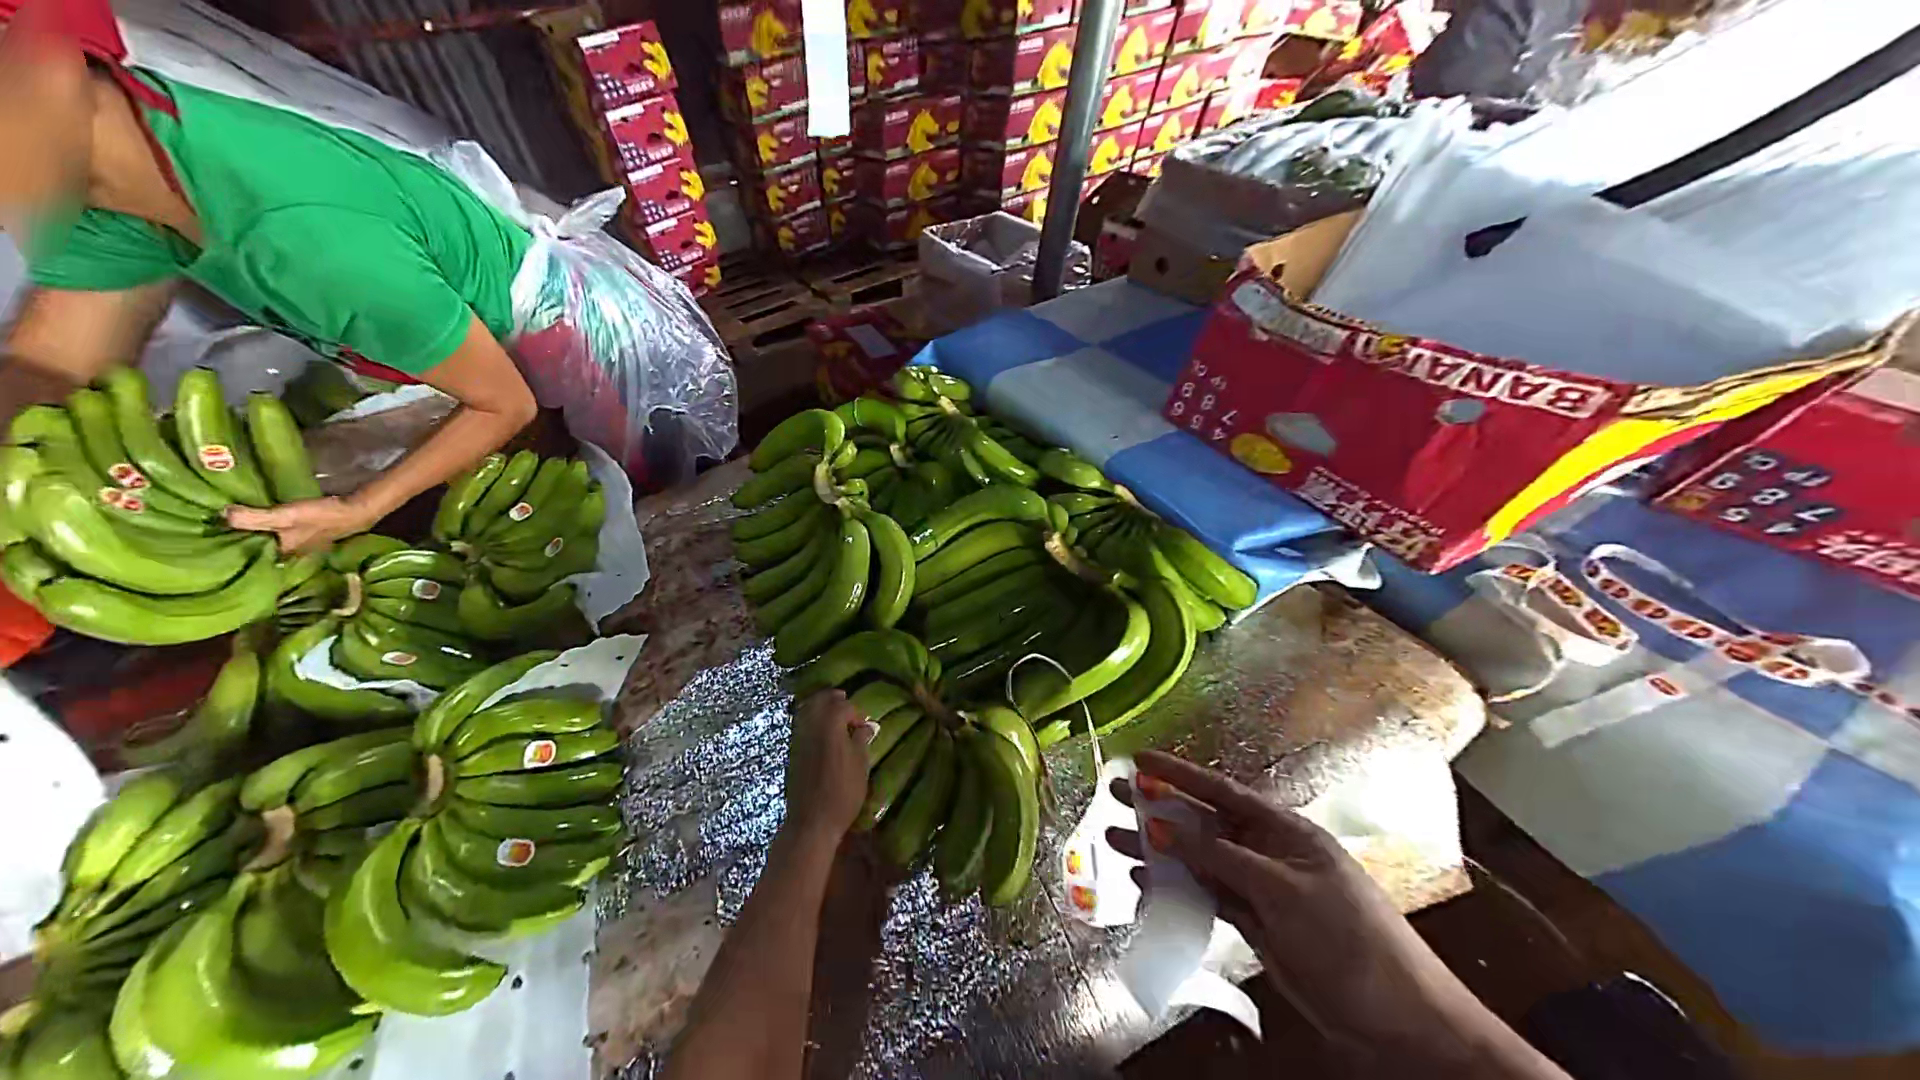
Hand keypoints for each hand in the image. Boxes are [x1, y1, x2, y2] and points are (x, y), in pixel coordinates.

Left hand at [226, 496, 374, 553]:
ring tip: (239, 524)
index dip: (231, 548)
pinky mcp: (312, 534)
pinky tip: (268, 522)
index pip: (250, 556)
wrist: (359, 511)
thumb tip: (219, 515)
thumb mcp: (286, 516)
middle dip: (245, 542)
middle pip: (262, 549)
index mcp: (283, 553)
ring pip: (273, 542)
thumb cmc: (322, 517)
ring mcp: (304, 544)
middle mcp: (292, 553)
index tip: (209, 540)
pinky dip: (272, 531)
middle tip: (218, 530)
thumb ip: (254, 518)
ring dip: (259, 536)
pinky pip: (283, 534)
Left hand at [782, 690, 875, 844]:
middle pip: (819, 701)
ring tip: (833, 713)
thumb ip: (862, 740)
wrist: (812, 821)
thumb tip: (866, 726)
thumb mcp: (861, 765)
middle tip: (845, 700)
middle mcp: (811, 726)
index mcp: (830, 726)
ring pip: (806, 711)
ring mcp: (798, 739)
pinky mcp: (792, 752)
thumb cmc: (843, 792)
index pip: (842, 707)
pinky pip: (800, 725)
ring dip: (820, 707)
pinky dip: (810, 719)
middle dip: (832, 699)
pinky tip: (821, 730)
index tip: (864, 726)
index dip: (855, 712)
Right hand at [1108, 751, 1560, 1076]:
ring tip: (1113, 836)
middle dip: (1157, 806)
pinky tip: (1145, 879)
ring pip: (1197, 858)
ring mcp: (1257, 885)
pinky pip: (1204, 892)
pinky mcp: (1252, 919)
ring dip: (1158, 849)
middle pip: (1202, 821)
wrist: (1398, 1021)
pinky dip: (1174, 885)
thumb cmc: (1348, 938)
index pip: (1220, 790)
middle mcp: (1265, 849)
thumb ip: (1217, 857)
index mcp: (1282, 829)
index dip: (1178, 773)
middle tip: (1112, 793)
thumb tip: (1160, 828)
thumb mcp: (1281, 888)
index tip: (1138, 758)